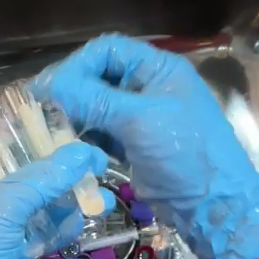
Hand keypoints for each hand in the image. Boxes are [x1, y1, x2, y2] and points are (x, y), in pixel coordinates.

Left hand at [0, 142, 108, 258]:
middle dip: (62, 170)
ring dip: (69, 199)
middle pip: (26, 172)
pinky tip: (87, 219)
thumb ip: (46, 177)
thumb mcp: (4, 205)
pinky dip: (62, 225)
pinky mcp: (11, 250)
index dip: (37, 134)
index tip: (74, 130)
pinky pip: (41, 230)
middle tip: (98, 164)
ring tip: (104, 196)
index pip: (2, 142)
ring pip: (38, 203)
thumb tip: (87, 152)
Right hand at [32, 33, 258, 258]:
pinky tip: (76, 150)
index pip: (107, 51)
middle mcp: (149, 87)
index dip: (77, 65)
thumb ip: (93, 100)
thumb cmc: (184, 155)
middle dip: (73, 93)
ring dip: (76, 118)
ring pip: (97, 107)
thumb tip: (46, 84)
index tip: (49, 89)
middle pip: (99, 77)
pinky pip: (102, 133)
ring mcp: (141, 117)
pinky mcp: (134, 144)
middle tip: (45, 113)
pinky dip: (86, 139)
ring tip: (57, 133)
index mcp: (158, 69)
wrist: (212, 207)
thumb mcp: (138, 121)